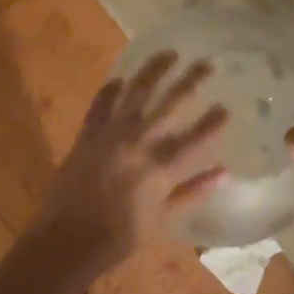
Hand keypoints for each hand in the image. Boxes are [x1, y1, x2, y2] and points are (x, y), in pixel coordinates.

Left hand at [29, 50, 228, 274]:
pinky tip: (120, 80)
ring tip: (168, 54)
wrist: (67, 240)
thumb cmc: (119, 237)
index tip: (226, 107)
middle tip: (206, 64)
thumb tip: (223, 173)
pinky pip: (101, 105)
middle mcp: (140, 143)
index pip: (197, 137)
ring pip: (136, 92)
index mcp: (162, 168)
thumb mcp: (162, 220)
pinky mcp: (86, 135)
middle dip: (191, 82)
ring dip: (154, 71)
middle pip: (170, 104)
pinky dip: (111, 90)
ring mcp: (111, 135)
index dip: (214, 121)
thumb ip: (192, 192)